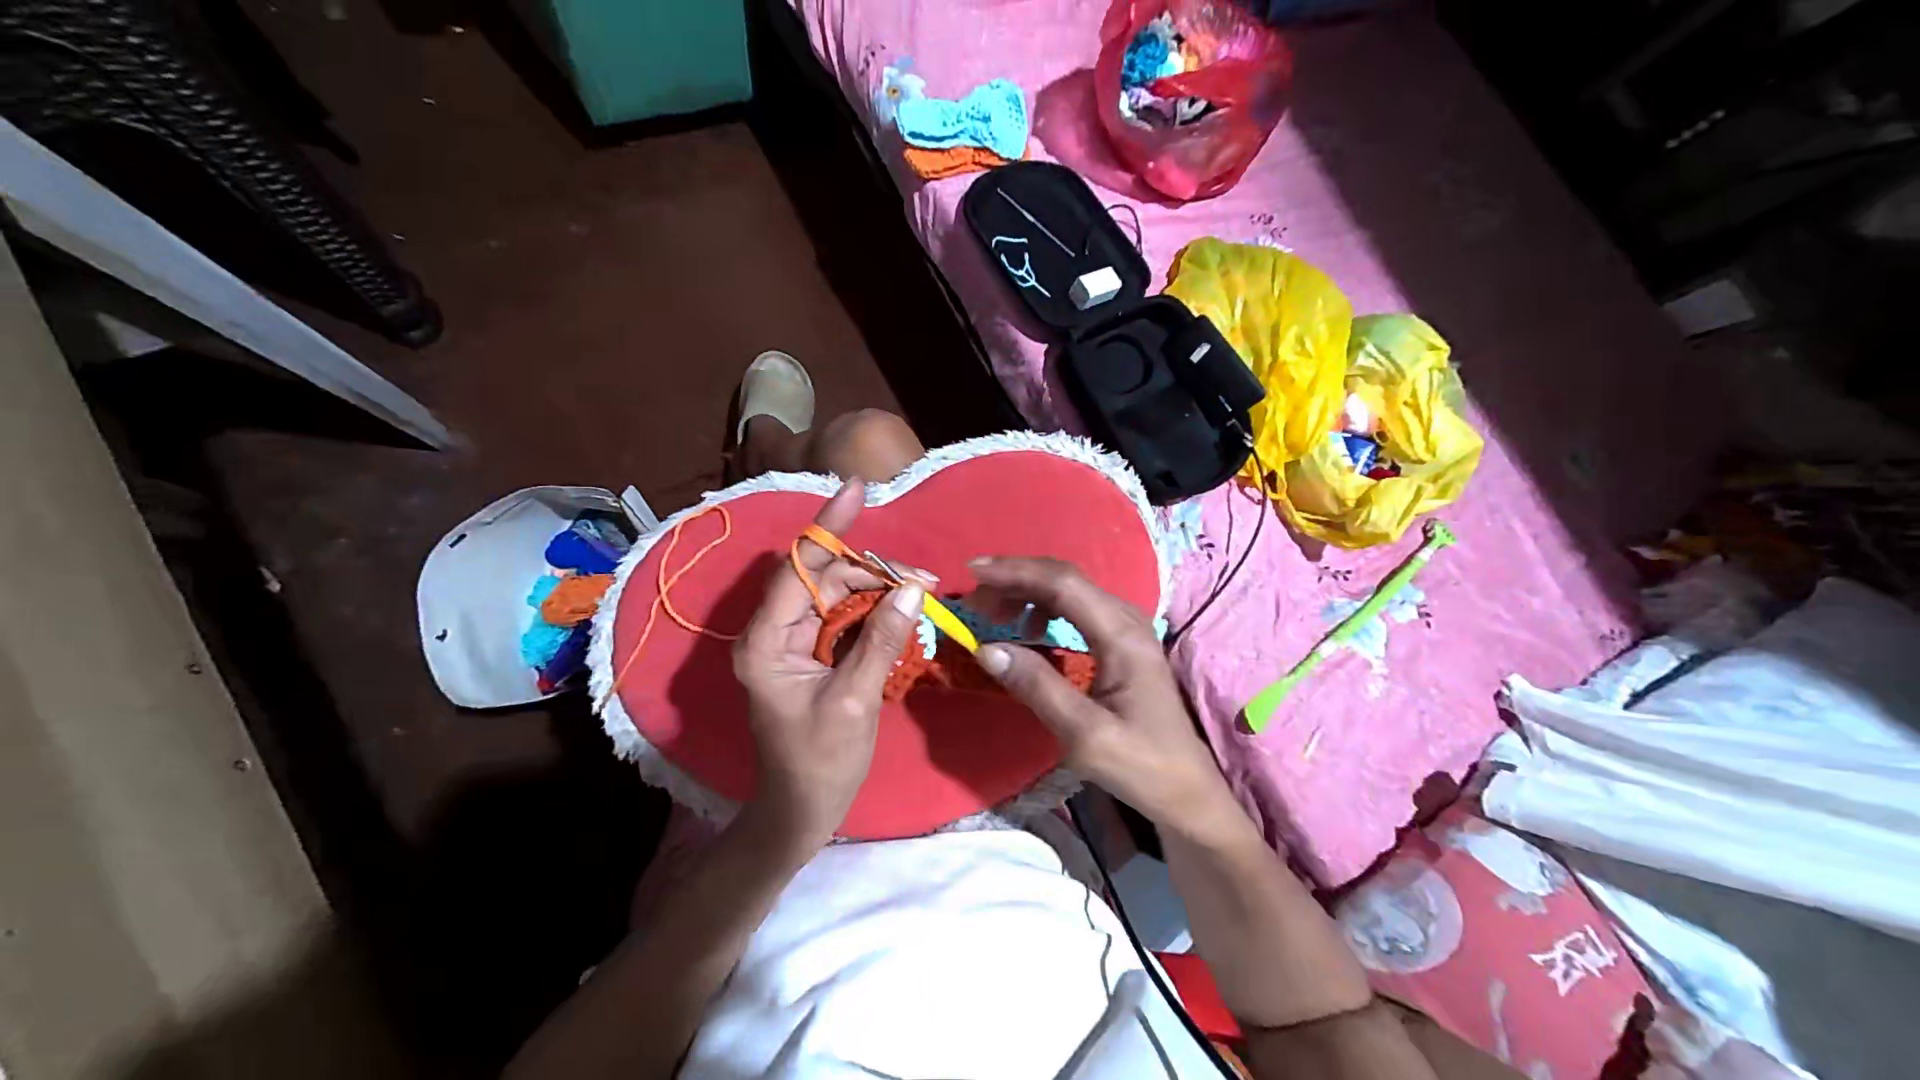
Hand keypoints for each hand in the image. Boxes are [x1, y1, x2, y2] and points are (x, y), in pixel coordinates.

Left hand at [732, 480, 925, 848]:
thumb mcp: (855, 700)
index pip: (797, 568)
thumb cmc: (820, 762)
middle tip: (922, 578)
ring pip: (835, 593)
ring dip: (876, 588)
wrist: (801, 811)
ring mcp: (791, 641)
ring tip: (920, 592)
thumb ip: (880, 638)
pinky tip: (900, 607)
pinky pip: (842, 615)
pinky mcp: (809, 652)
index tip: (855, 488)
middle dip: (870, 569)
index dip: (827, 527)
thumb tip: (912, 588)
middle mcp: (773, 632)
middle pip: (822, 577)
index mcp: (766, 641)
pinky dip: (872, 608)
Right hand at [969, 556, 1243, 842]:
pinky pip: (1076, 608)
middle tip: (974, 599)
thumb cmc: (1140, 765)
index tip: (973, 573)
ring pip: (1069, 590)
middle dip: (1015, 579)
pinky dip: (1043, 608)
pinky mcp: (1120, 642)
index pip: (1063, 583)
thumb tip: (985, 648)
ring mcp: (1126, 629)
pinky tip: (1027, 630)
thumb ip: (1036, 686)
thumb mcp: (1083, 735)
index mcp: (1122, 636)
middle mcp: (1126, 620)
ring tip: (993, 614)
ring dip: (1027, 592)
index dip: (1016, 572)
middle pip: (1065, 578)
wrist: (1185, 791)